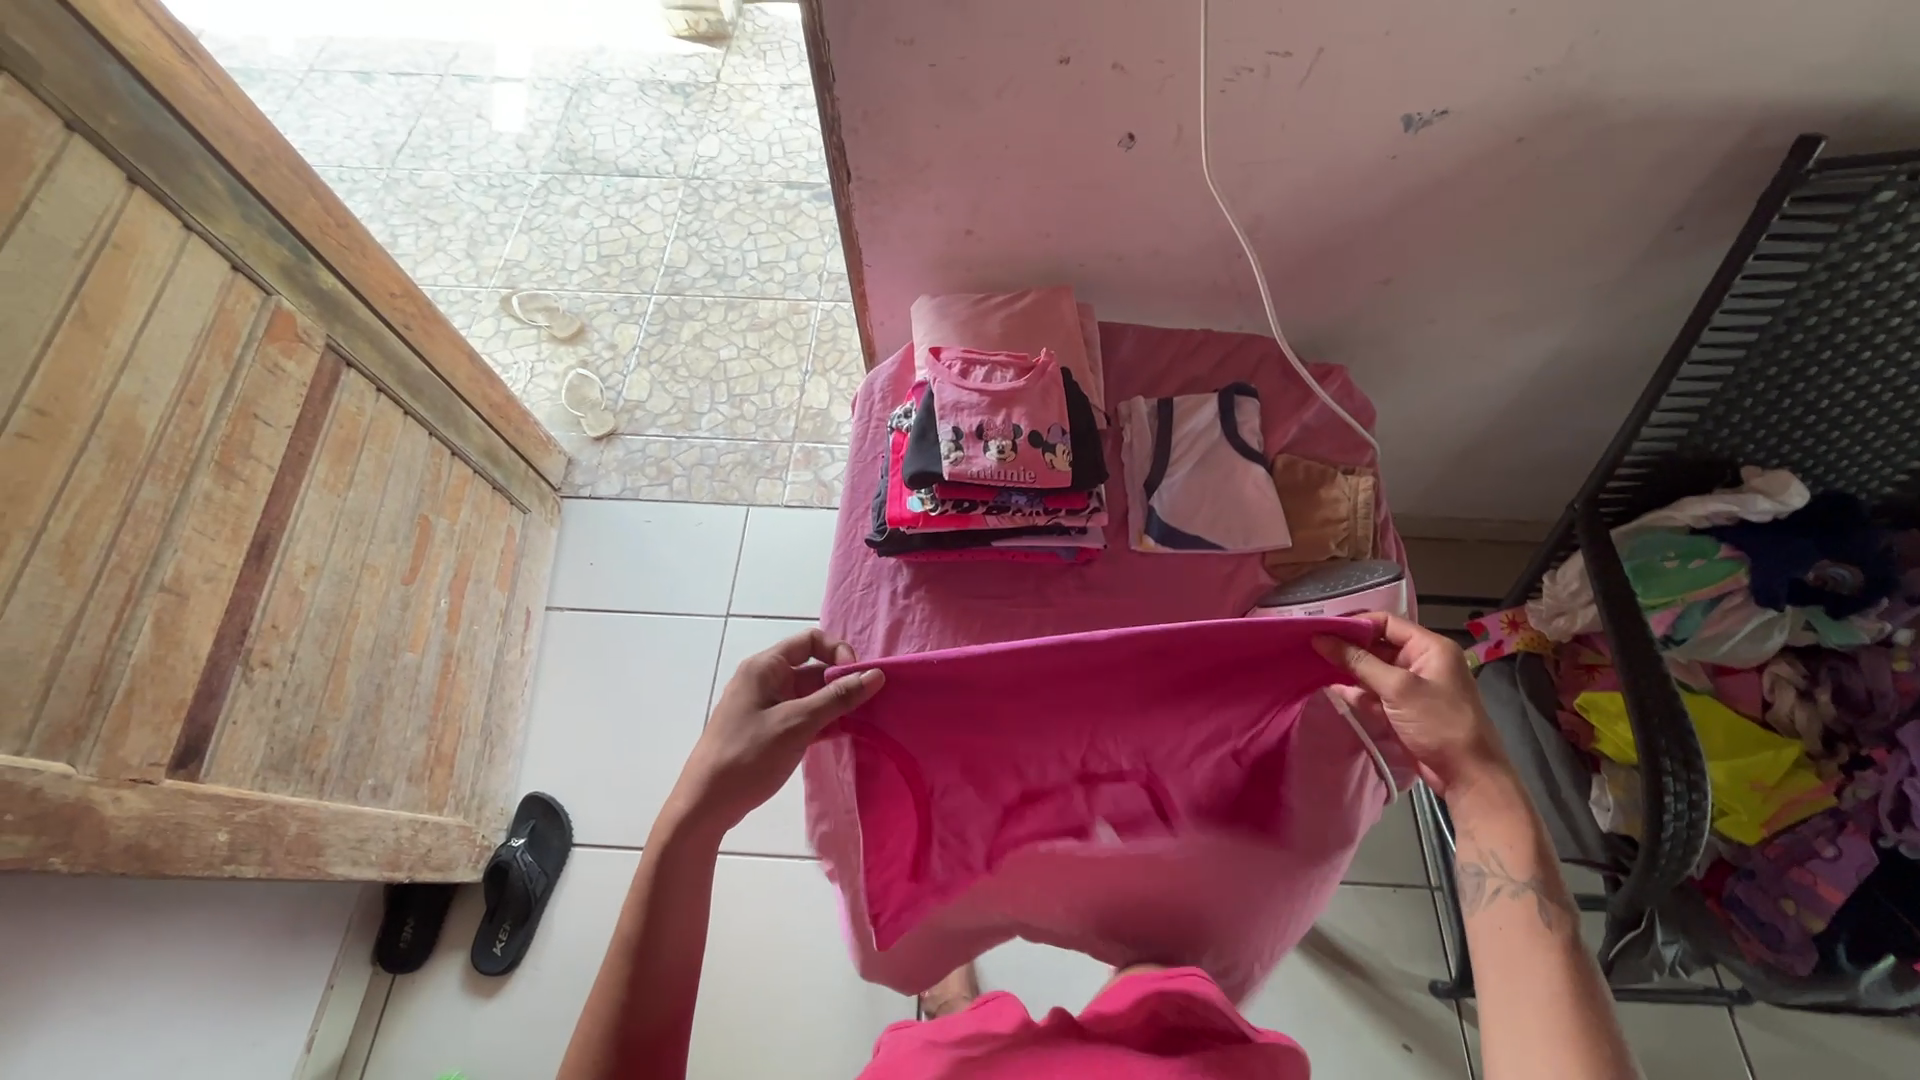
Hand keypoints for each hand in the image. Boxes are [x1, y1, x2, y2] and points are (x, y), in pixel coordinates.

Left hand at [663, 629, 883, 838]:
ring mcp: (768, 706)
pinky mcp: (771, 731)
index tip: (858, 678)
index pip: (810, 640)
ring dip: (836, 704)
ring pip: (811, 695)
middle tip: (870, 703)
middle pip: (813, 668)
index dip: (838, 652)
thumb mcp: (796, 724)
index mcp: (765, 667)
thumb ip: (837, 698)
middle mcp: (766, 680)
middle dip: (842, 682)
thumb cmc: (748, 756)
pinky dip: (825, 722)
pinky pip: (805, 716)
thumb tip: (876, 675)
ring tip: (865, 720)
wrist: (705, 805)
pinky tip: (846, 735)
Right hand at [1313, 612, 1510, 794]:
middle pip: (1377, 644)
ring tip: (1312, 663)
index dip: (1354, 623)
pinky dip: (1354, 691)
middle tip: (1310, 646)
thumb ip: (1358, 661)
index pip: (1386, 622)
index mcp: (1429, 648)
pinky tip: (1330, 688)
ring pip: (1372, 669)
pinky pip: (1373, 692)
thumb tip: (1320, 638)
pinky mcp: (1401, 708)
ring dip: (1347, 668)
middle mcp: (1420, 662)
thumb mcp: (1398, 688)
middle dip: (1346, 646)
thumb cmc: (1439, 723)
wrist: (1466, 775)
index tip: (1321, 629)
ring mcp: (1411, 686)